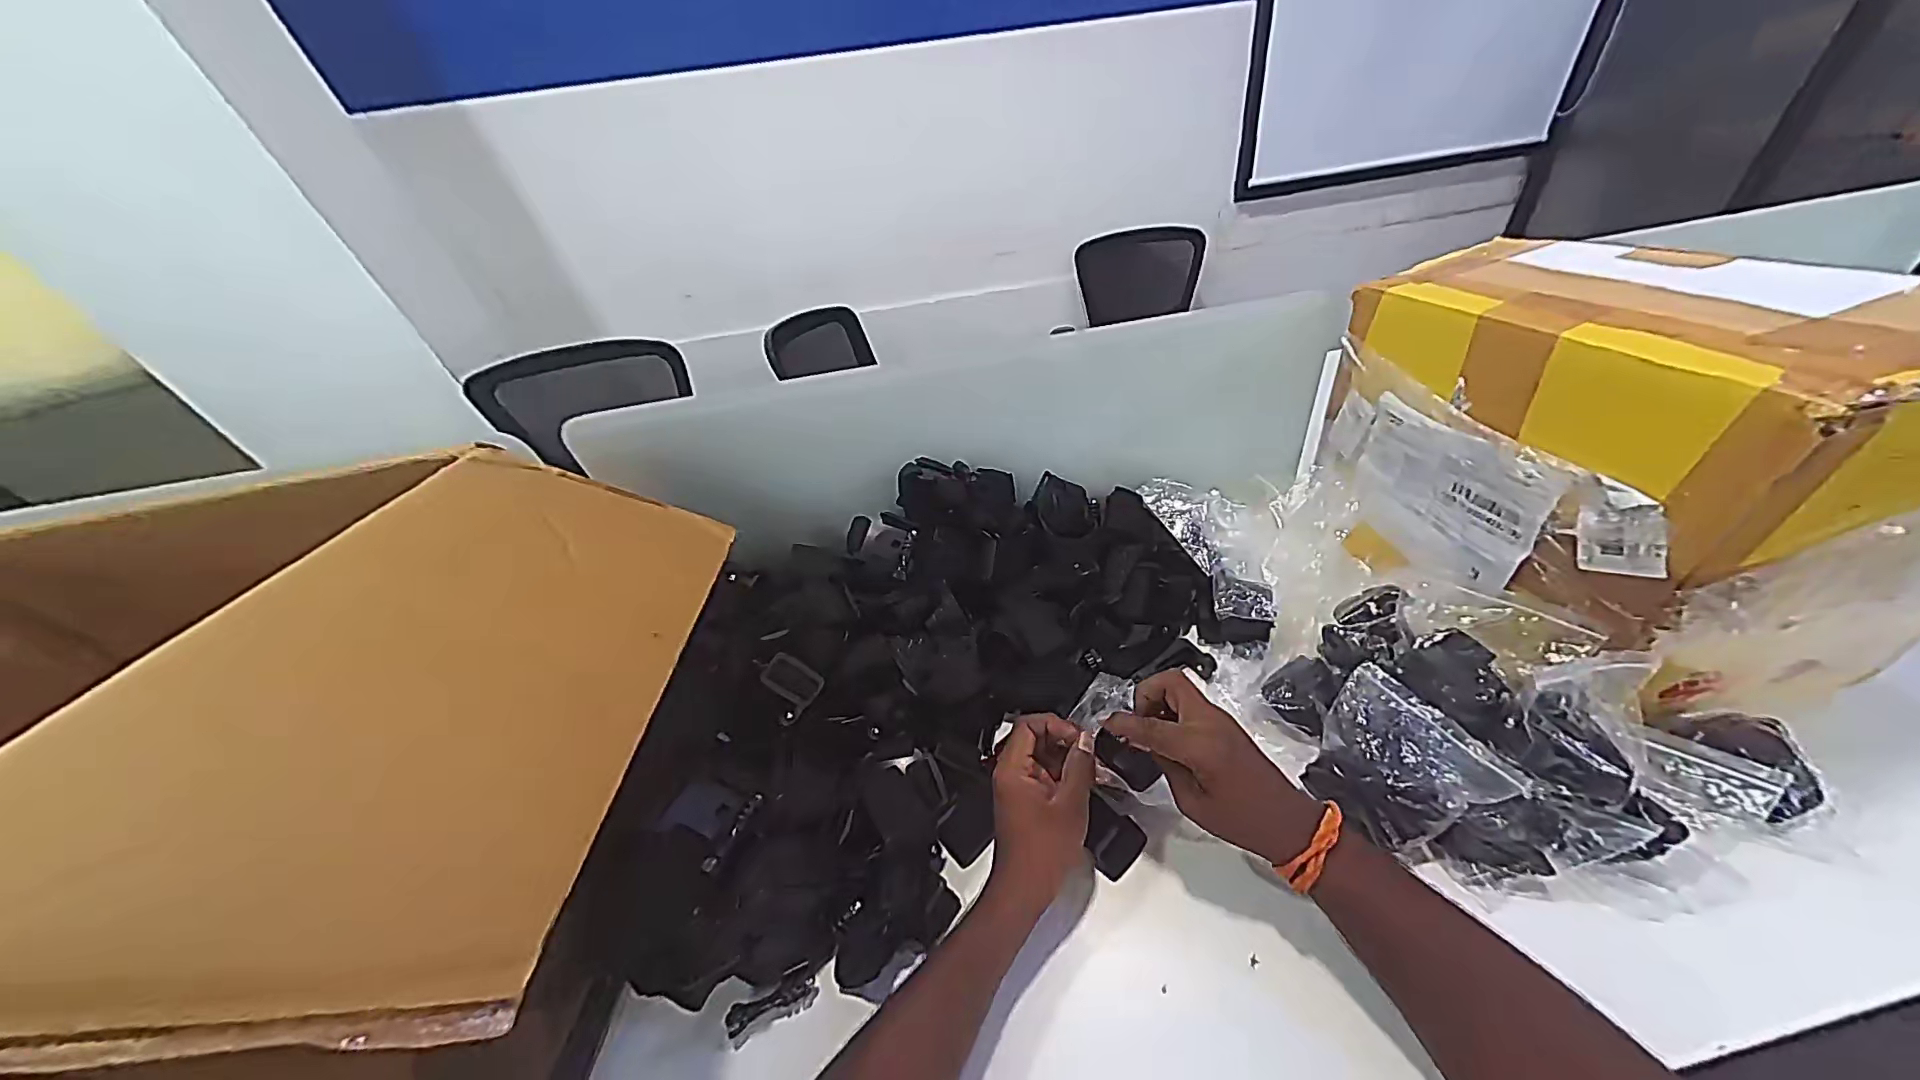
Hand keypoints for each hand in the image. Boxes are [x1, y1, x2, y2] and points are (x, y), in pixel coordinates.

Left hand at [987, 714, 1095, 915]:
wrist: (1026, 887)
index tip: (1077, 735)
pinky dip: (1061, 775)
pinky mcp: (1024, 800)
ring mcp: (1016, 787)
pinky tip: (1081, 785)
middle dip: (1063, 740)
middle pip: (1034, 738)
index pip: (1027, 724)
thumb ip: (1080, 766)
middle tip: (1086, 751)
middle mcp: (1009, 774)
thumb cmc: (1039, 855)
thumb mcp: (1071, 803)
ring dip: (1065, 758)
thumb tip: (1085, 742)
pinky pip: (1042, 774)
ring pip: (1040, 756)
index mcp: (1012, 769)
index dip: (1055, 724)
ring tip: (1088, 771)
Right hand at [1106, 670, 1321, 863]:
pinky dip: (1173, 712)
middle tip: (1138, 721)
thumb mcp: (1192, 801)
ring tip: (1152, 732)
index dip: (1124, 723)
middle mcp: (1212, 723)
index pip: (1151, 724)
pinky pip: (1192, 704)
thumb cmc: (1245, 820)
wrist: (1288, 822)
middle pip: (1170, 681)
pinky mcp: (1226, 725)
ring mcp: (1221, 720)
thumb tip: (1147, 745)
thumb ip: (1165, 765)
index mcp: (1201, 744)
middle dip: (1145, 694)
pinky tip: (1169, 739)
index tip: (1109, 724)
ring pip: (1181, 688)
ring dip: (1160, 702)